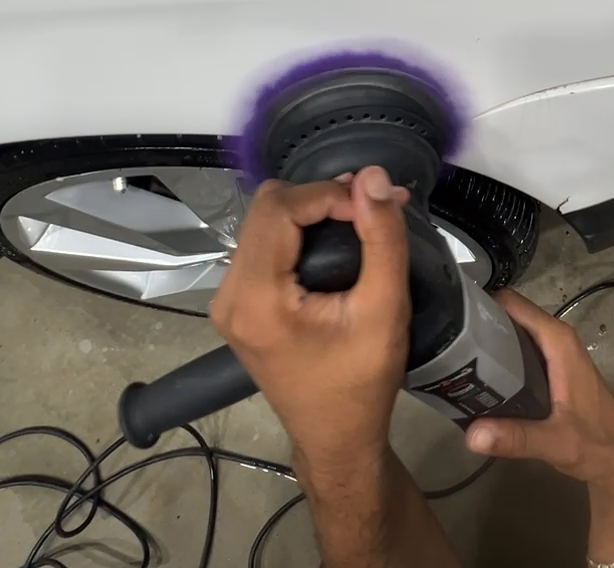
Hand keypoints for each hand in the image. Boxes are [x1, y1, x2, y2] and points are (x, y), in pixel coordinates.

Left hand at [208, 167, 411, 469]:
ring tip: (362, 219)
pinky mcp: (240, 303)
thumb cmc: (362, 382)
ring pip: (266, 219)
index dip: (330, 192)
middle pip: (268, 207)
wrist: (337, 438)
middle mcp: (229, 294)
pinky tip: (339, 240)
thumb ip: (381, 238)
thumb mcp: (385, 308)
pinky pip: (266, 241)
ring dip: (313, 210)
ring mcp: (229, 300)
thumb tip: (372, 175)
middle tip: (371, 208)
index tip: (375, 204)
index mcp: (256, 298)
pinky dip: (303, 230)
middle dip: (322, 196)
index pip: (281, 208)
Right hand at [463, 288, 613, 489]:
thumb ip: (515, 437)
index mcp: (558, 340)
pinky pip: (521, 347)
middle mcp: (556, 337)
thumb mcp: (555, 442)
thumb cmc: (596, 444)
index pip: (514, 303)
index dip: (483, 303)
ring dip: (488, 337)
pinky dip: (500, 353)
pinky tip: (478, 373)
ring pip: (515, 331)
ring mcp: (555, 352)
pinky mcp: (552, 367)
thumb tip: (471, 435)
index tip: (451, 315)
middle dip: (480, 321)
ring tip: (453, 354)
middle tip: (445, 340)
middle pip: (511, 313)